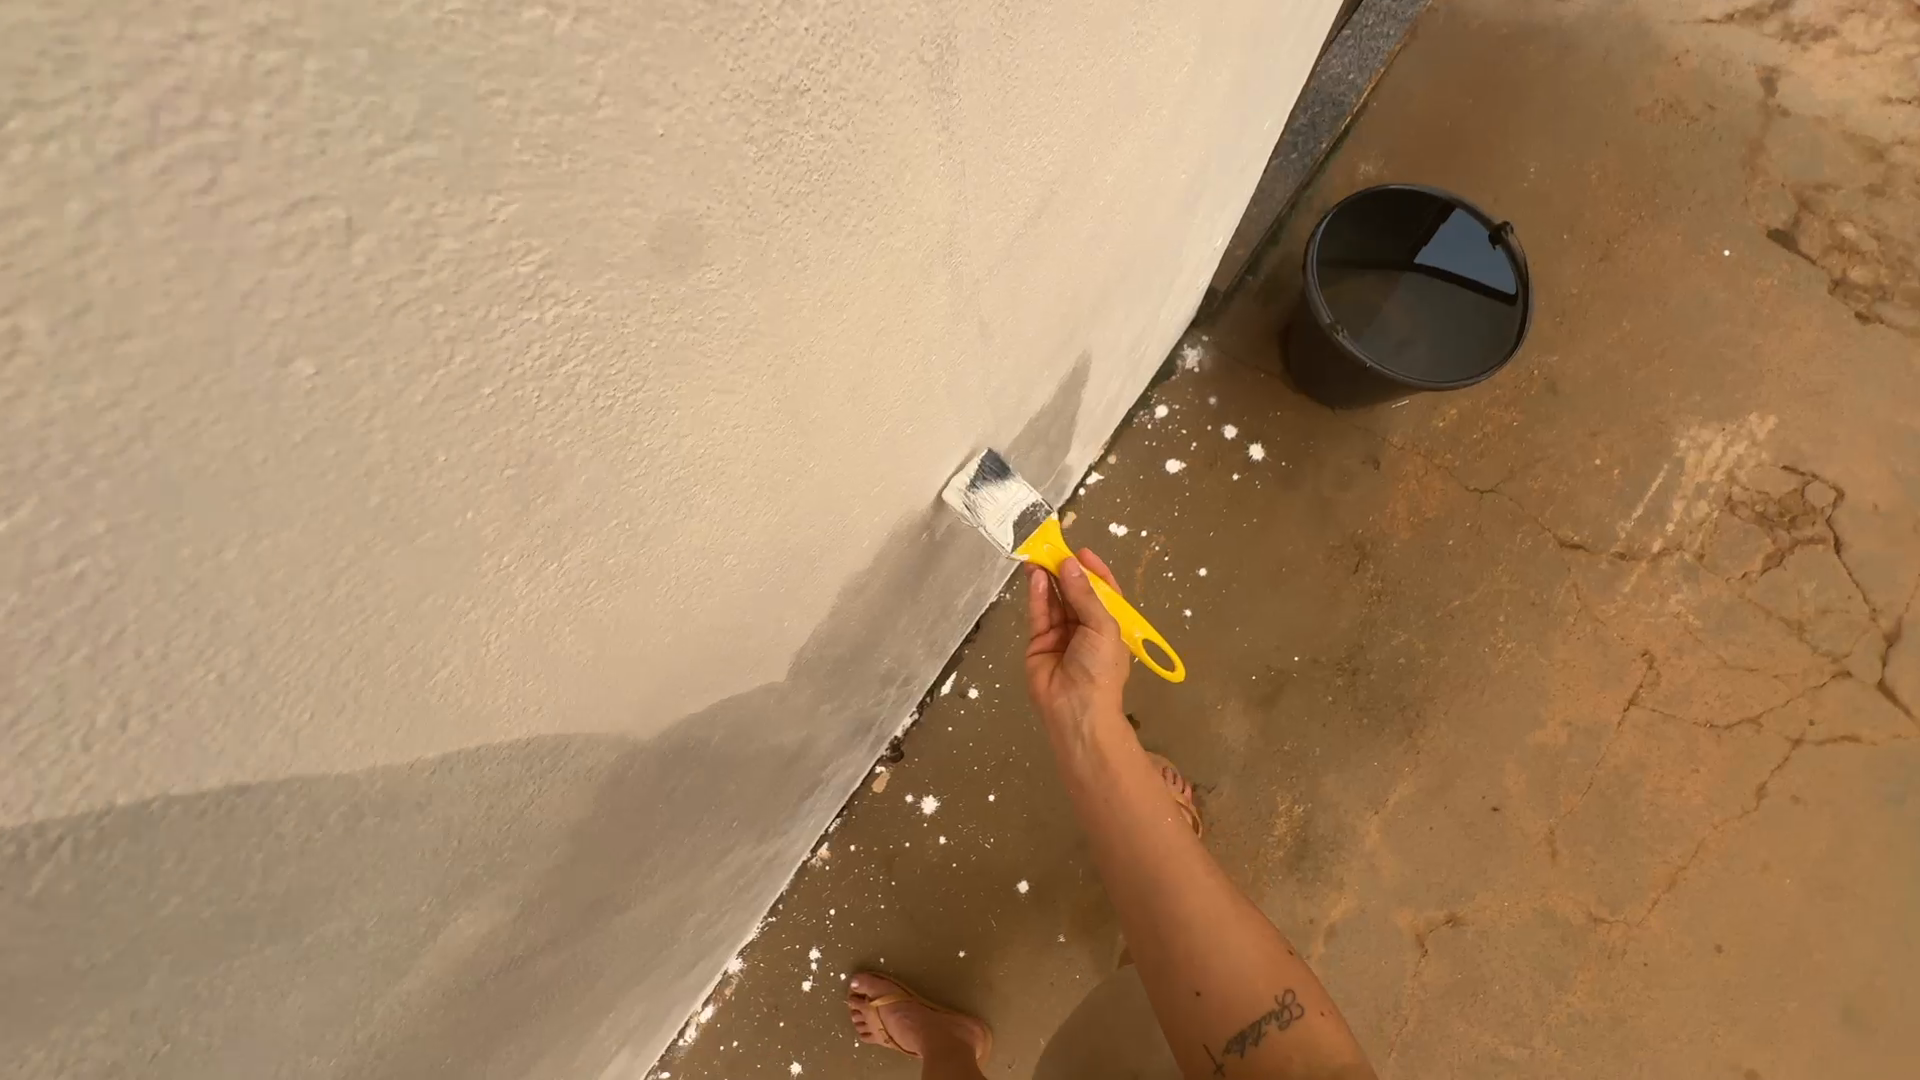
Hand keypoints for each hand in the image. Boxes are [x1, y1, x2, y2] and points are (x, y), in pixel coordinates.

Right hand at [1024, 548, 1131, 728]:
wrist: (1077, 710)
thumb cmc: (1100, 668)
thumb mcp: (1102, 627)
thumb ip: (1084, 594)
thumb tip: (1070, 565)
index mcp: (1109, 626)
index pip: (1102, 592)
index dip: (1093, 571)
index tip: (1081, 552)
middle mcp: (1085, 628)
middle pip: (1075, 593)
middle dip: (1066, 571)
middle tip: (1052, 548)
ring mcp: (1061, 635)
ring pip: (1054, 600)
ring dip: (1048, 579)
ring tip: (1039, 556)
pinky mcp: (1039, 642)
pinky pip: (1039, 613)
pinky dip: (1037, 594)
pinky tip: (1035, 577)